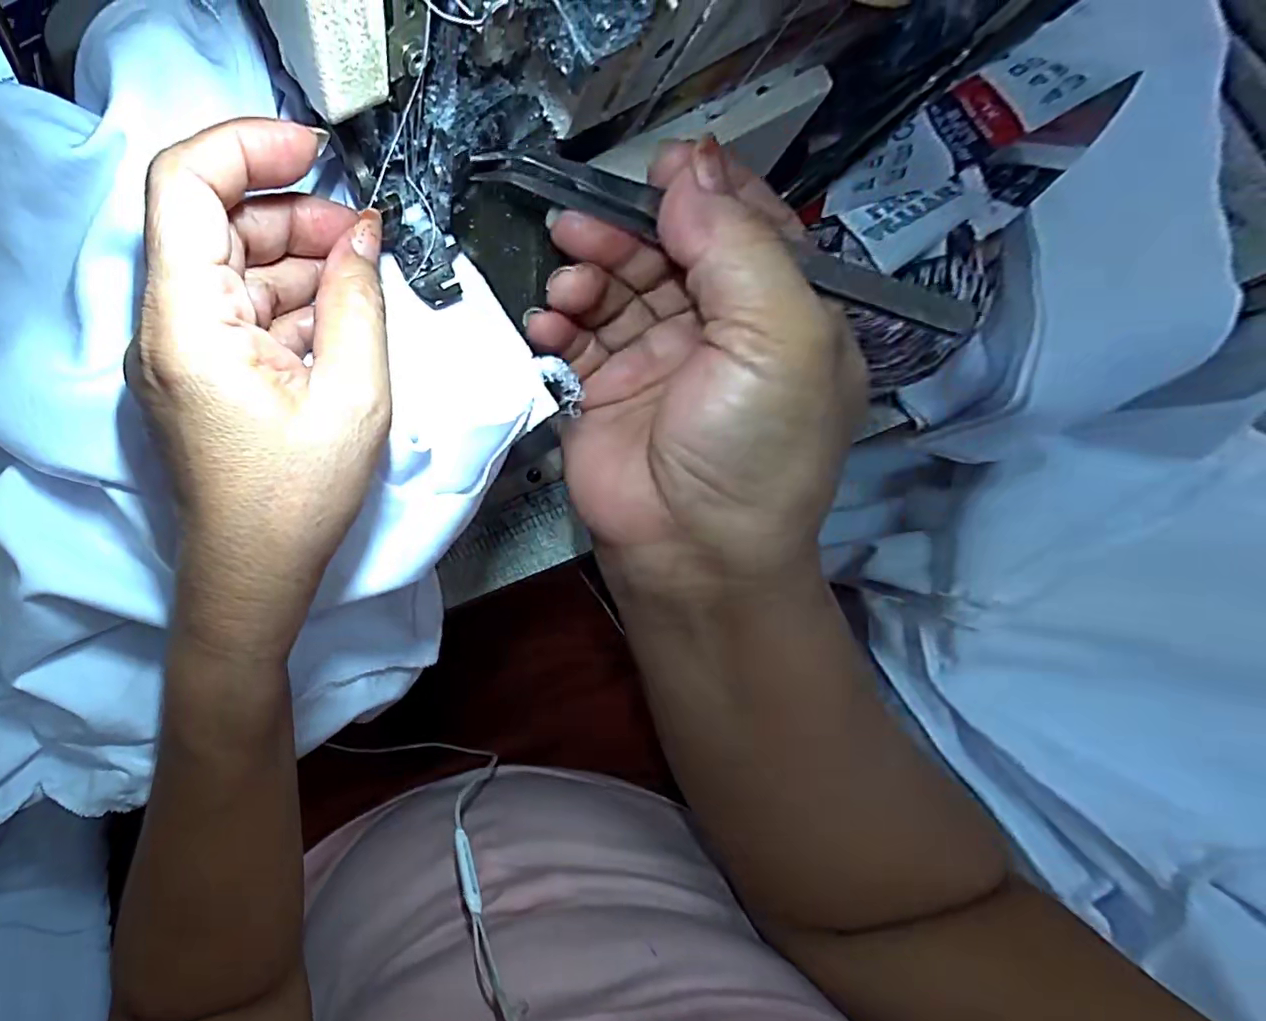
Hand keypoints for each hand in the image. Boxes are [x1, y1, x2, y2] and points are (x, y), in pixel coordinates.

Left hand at [130, 119, 389, 657]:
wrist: (251, 576)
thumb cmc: (294, 504)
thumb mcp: (353, 397)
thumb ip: (359, 299)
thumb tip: (360, 235)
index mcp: (186, 326)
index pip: (184, 183)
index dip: (247, 144)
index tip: (314, 151)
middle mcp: (162, 330)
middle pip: (212, 223)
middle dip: (288, 213)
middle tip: (357, 238)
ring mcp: (174, 353)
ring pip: (227, 265)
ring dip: (291, 258)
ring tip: (354, 280)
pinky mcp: (193, 374)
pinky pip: (234, 310)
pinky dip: (282, 301)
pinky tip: (331, 318)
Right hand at [525, 138, 865, 600]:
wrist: (687, 547)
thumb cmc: (752, 446)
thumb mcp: (779, 338)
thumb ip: (736, 249)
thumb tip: (689, 174)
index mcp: (773, 311)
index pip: (738, 231)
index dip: (702, 194)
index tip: (661, 168)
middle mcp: (709, 332)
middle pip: (661, 258)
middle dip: (621, 236)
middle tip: (576, 226)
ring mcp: (647, 365)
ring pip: (610, 298)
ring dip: (584, 282)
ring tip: (566, 290)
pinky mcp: (595, 397)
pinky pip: (572, 346)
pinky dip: (554, 329)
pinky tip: (546, 324)